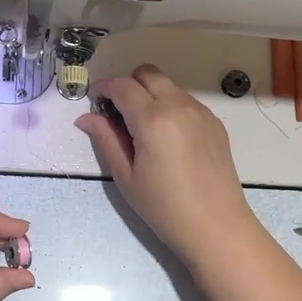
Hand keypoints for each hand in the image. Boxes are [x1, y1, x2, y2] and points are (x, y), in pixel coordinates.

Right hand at [75, 64, 261, 263]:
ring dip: (150, 95)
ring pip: (169, 86)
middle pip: (148, 74)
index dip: (104, 87)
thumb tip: (85, 117)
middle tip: (117, 112)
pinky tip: (167, 138)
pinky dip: (170, 106)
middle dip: (128, 85)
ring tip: (142, 128)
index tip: (94, 99)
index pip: (122, 86)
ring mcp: (201, 112)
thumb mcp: (126, 177)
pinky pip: (186, 101)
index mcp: (153, 119)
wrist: (216, 226)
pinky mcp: (215, 123)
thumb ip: (105, 140)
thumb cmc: (164, 207)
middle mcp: (179, 106)